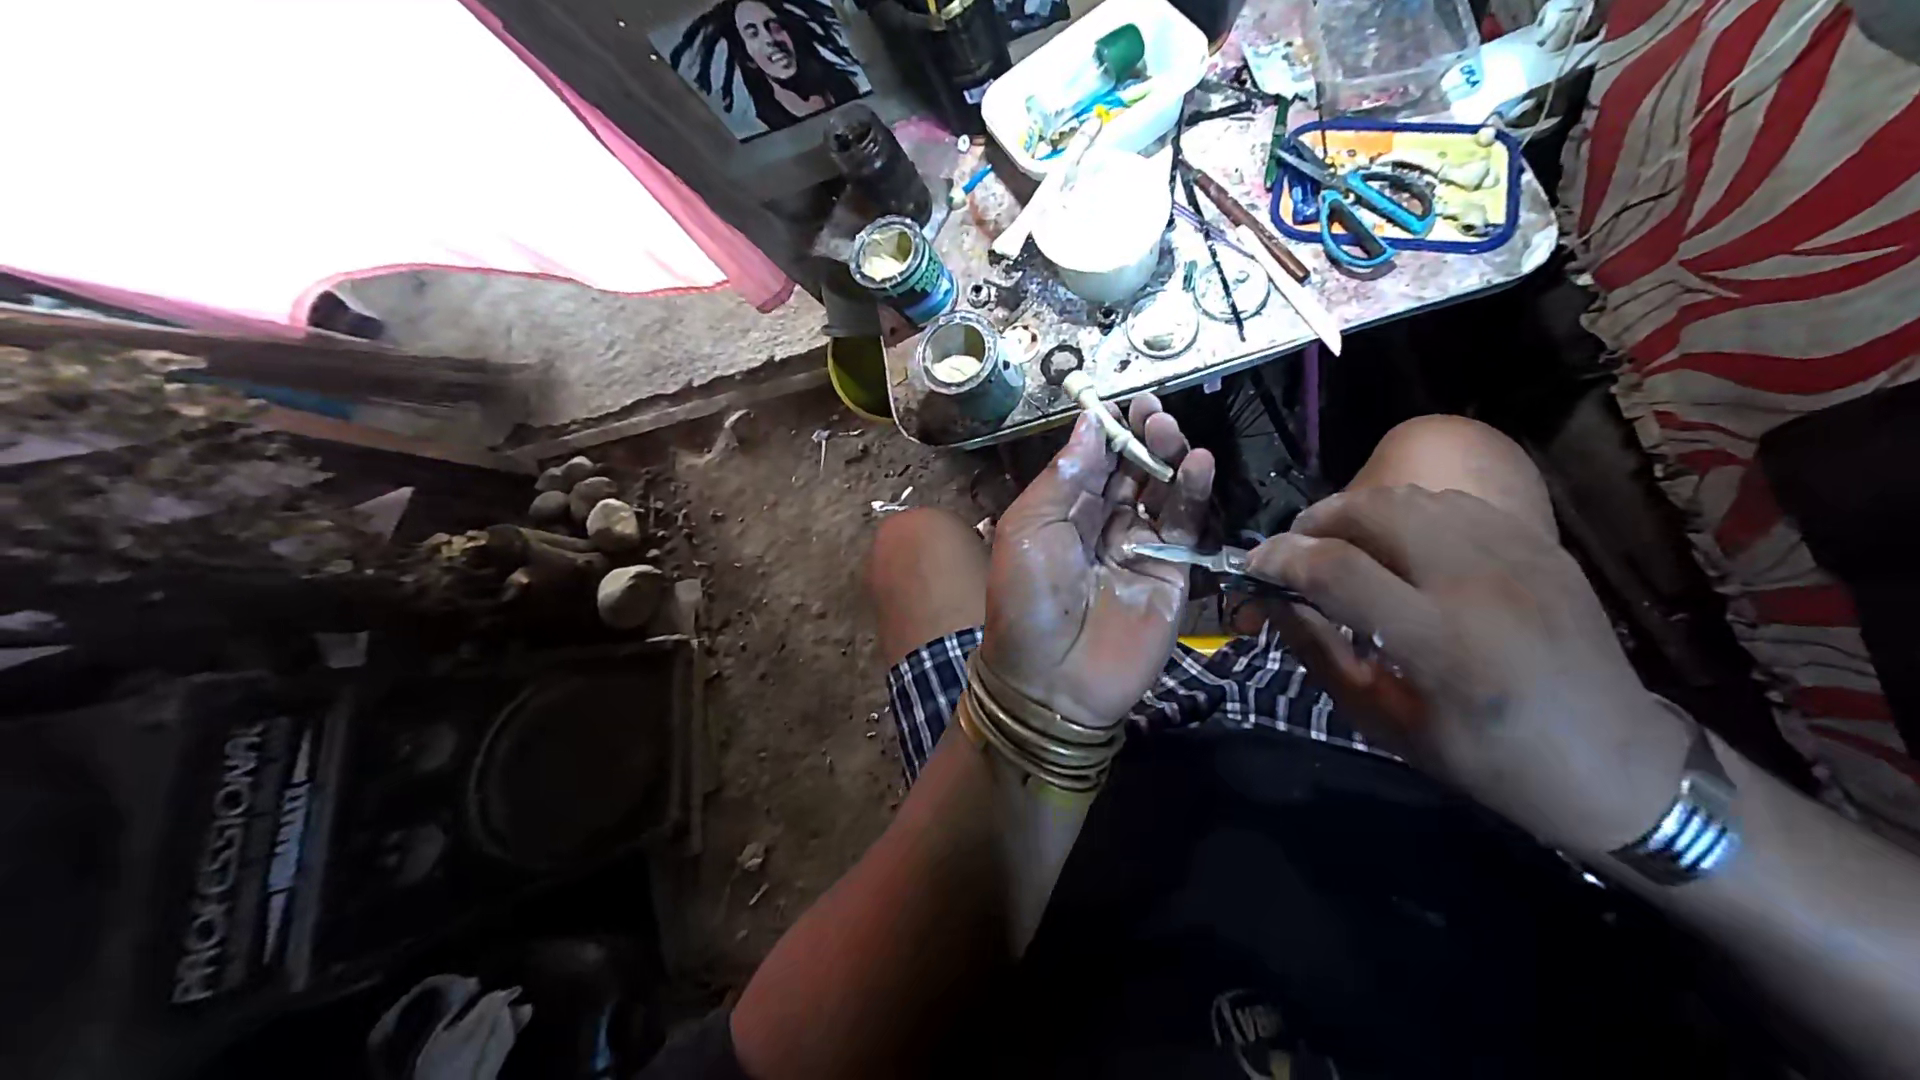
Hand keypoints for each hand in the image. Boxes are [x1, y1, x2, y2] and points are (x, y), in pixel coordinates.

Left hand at [979, 395, 1213, 727]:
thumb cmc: (1027, 597)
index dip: (1109, 431)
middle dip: (1141, 438)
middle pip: (1131, 470)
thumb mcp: (1029, 527)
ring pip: (1161, 492)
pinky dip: (1193, 493)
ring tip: (1168, 431)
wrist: (1052, 678)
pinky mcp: (1172, 572)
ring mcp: (1139, 547)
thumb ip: (1064, 476)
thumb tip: (1090, 423)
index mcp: (1063, 512)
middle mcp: (1102, 524)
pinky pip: (1185, 526)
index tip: (1124, 402)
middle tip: (1152, 411)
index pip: (1093, 461)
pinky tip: (1195, 464)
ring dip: (1167, 457)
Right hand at [1249, 485, 1690, 853]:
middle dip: (1315, 521)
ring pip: (1413, 497)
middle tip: (1295, 549)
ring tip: (1342, 541)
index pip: (1334, 570)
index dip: (1279, 559)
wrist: (1618, 764)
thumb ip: (1319, 653)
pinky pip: (1454, 505)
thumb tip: (1272, 601)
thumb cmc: (1486, 760)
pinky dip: (1408, 514)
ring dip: (1359, 512)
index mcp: (1438, 642)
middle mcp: (1479, 584)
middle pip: (1373, 511)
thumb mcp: (1384, 721)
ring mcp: (1518, 556)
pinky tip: (1401, 545)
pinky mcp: (1542, 546)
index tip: (1253, 566)